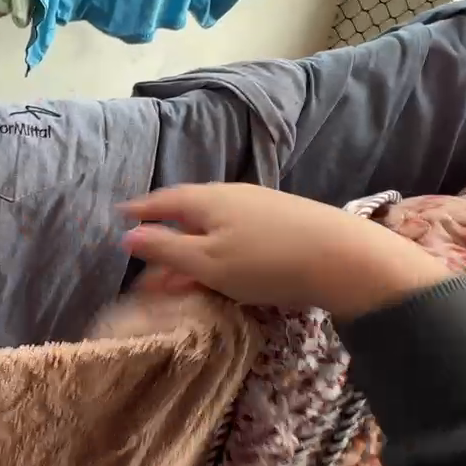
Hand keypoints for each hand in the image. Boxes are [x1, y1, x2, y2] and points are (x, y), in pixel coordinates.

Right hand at [120, 184, 452, 318]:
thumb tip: (128, 237)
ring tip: (180, 269)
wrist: (346, 258)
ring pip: (211, 224)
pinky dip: (216, 247)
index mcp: (205, 201)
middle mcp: (230, 195)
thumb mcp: (206, 262)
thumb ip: (165, 249)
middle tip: (146, 256)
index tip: (120, 216)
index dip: (139, 211)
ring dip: (190, 245)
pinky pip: (234, 231)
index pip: (162, 201)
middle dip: (164, 234)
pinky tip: (220, 264)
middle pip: (186, 212)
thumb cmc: (265, 262)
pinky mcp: (282, 221)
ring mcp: (258, 206)